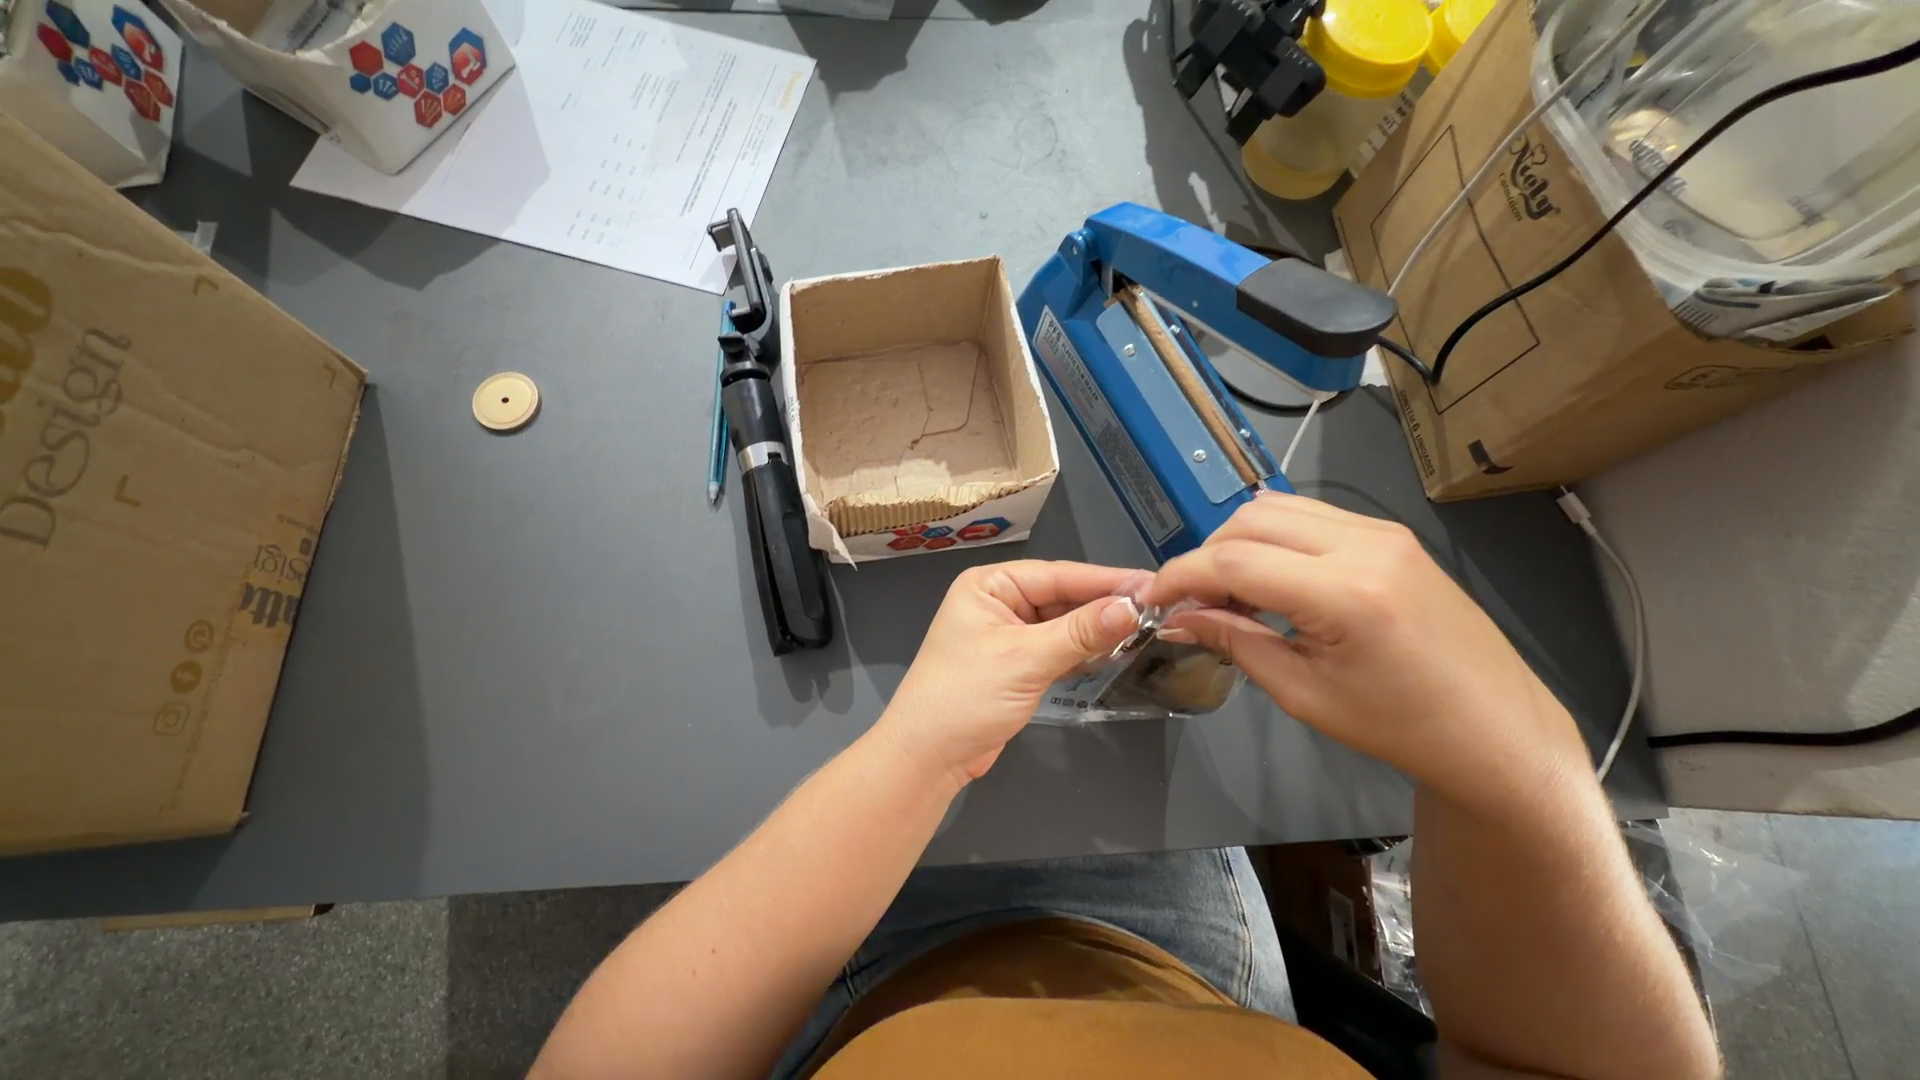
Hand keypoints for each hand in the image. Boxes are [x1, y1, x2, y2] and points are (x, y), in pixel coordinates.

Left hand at [874, 561, 1141, 786]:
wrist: (928, 757)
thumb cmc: (966, 697)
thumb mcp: (1026, 660)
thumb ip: (1081, 632)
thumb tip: (1133, 607)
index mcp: (990, 585)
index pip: (1058, 575)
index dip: (1106, 580)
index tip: (1153, 585)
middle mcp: (998, 601)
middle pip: (1063, 597)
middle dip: (1104, 606)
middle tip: (1157, 611)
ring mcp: (1007, 633)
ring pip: (1063, 623)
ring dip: (1097, 630)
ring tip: (1146, 630)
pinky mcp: (1015, 664)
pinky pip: (1057, 647)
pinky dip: (1082, 651)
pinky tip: (1114, 652)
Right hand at [1145, 493, 1590, 809]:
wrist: (1494, 728)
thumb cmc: (1398, 725)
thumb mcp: (1303, 692)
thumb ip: (1234, 641)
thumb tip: (1177, 618)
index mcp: (1345, 592)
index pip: (1234, 561)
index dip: (1180, 576)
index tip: (1151, 599)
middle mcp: (1365, 543)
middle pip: (1251, 521)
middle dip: (1206, 556)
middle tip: (1192, 603)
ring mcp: (1383, 531)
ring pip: (1278, 508)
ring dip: (1238, 542)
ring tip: (1229, 592)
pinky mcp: (1391, 534)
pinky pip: (1311, 516)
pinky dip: (1273, 538)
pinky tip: (1270, 579)